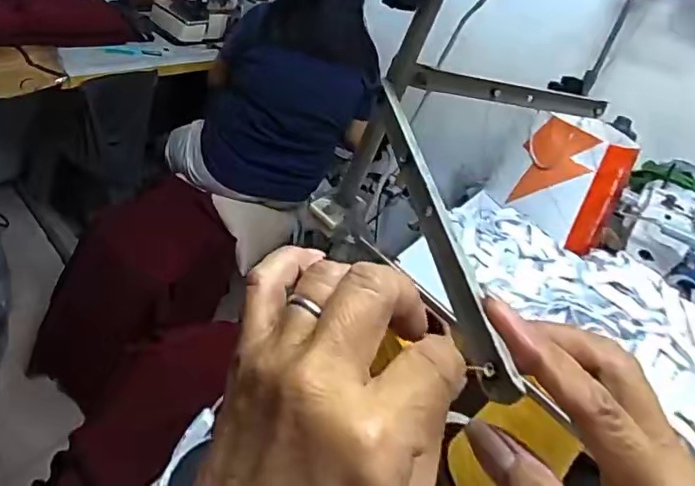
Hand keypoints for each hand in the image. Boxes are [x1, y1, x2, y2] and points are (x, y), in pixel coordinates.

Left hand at [199, 247, 465, 485]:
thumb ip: (426, 430)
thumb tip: (437, 371)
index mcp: (372, 433)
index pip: (431, 359)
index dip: (450, 354)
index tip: (447, 358)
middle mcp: (322, 380)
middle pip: (374, 290)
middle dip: (406, 295)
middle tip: (412, 323)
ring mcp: (277, 357)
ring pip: (324, 276)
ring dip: (356, 280)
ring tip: (370, 303)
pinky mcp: (244, 352)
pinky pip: (263, 281)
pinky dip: (291, 261)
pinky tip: (315, 267)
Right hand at [465, 297, 694, 485]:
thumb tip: (480, 431)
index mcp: (655, 475)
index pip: (594, 399)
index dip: (542, 353)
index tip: (495, 312)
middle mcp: (667, 453)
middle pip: (614, 365)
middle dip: (555, 337)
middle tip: (502, 330)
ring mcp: (668, 455)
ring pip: (617, 375)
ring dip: (565, 352)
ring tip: (517, 347)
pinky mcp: (659, 463)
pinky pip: (615, 397)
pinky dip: (576, 377)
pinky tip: (547, 389)